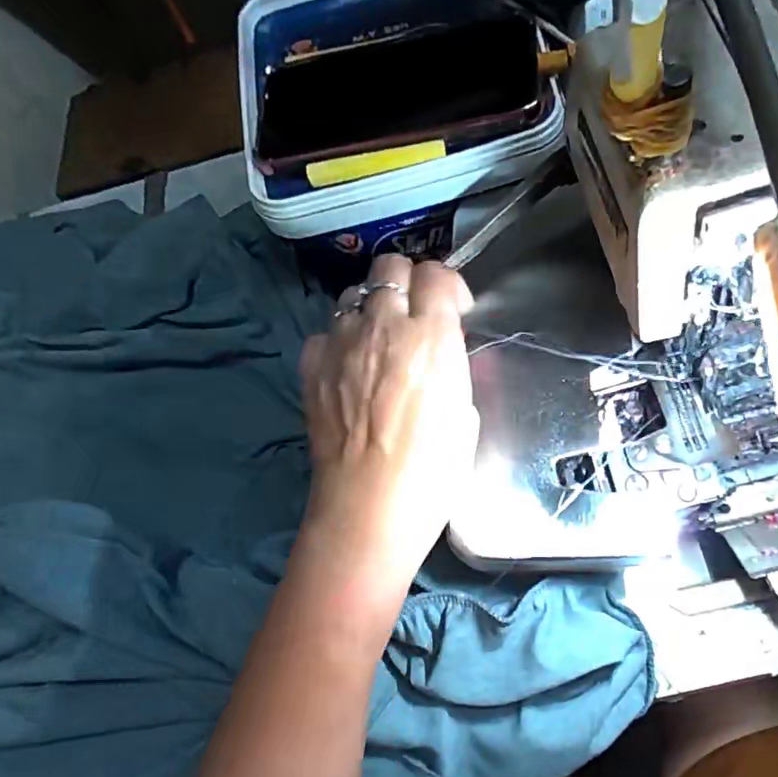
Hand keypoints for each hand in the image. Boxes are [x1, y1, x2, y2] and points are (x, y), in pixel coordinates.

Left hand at [297, 255, 479, 588]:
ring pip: (355, 294)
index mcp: (433, 338)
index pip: (438, 275)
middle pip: (391, 268)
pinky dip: (341, 340)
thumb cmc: (433, 474)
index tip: (454, 311)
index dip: (449, 287)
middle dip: (408, 283)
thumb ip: (452, 370)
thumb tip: (439, 355)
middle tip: (416, 316)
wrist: (369, 508)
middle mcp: (384, 327)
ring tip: (381, 339)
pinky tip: (350, 367)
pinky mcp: (311, 365)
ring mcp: (341, 343)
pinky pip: (327, 331)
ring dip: (373, 307)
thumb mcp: (466, 415)